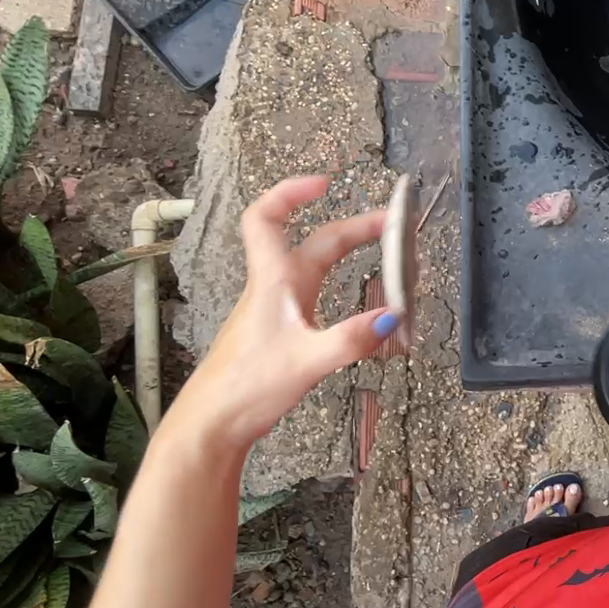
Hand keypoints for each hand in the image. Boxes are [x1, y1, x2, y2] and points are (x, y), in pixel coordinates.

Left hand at [167, 176, 404, 449]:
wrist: (213, 425)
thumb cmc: (248, 387)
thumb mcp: (306, 361)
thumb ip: (352, 339)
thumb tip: (394, 316)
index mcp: (274, 282)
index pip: (266, 218)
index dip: (291, 192)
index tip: (327, 182)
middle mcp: (276, 289)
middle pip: (315, 242)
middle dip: (356, 227)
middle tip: (395, 227)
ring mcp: (281, 311)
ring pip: (319, 268)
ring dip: (352, 254)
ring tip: (390, 256)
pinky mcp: (286, 332)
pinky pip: (322, 296)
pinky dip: (348, 289)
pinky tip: (369, 304)